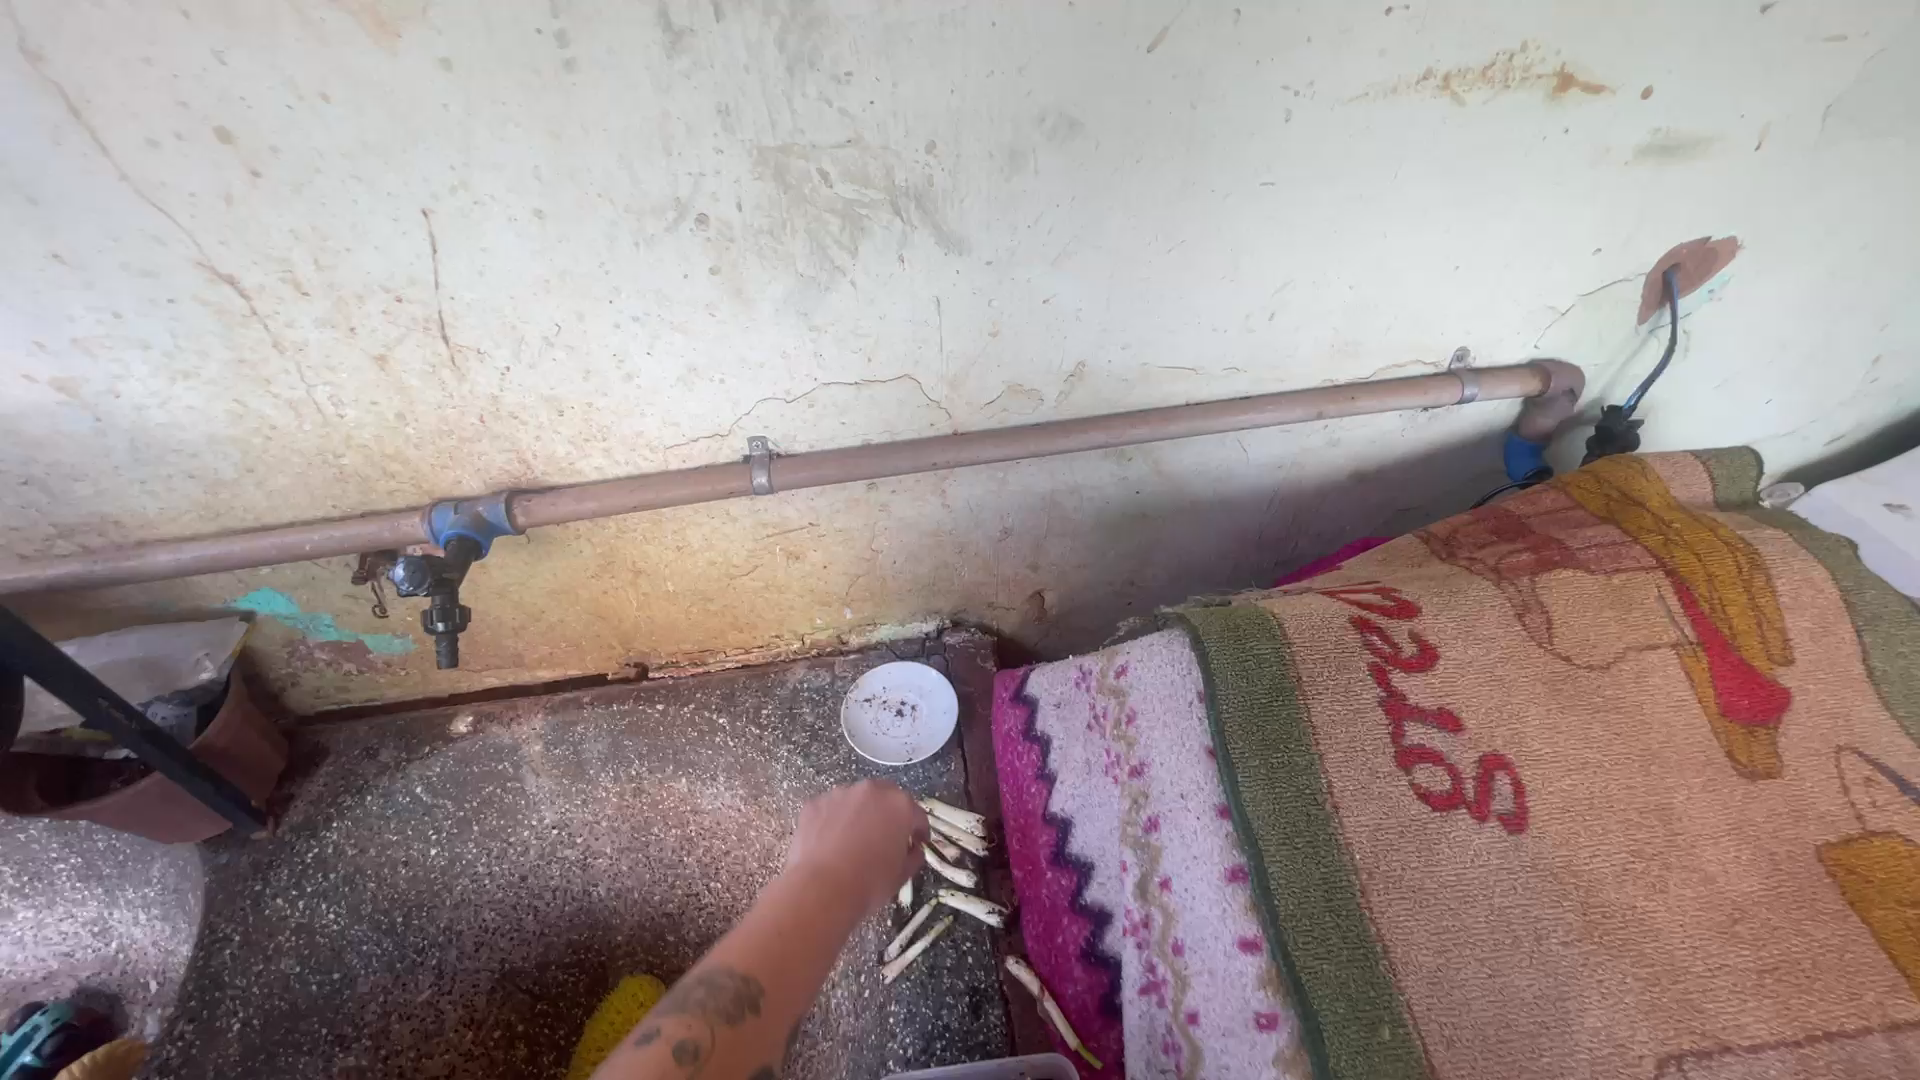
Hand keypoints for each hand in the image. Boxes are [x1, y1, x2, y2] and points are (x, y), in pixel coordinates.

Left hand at [782, 780, 928, 915]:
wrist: (820, 891)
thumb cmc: (868, 884)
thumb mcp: (901, 876)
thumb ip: (913, 857)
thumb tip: (913, 850)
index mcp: (899, 805)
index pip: (916, 814)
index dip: (918, 830)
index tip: (916, 843)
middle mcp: (871, 791)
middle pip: (886, 798)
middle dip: (888, 815)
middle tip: (884, 838)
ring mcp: (840, 794)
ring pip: (856, 801)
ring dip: (859, 815)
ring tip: (852, 842)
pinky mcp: (815, 804)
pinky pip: (830, 809)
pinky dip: (833, 821)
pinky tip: (829, 844)